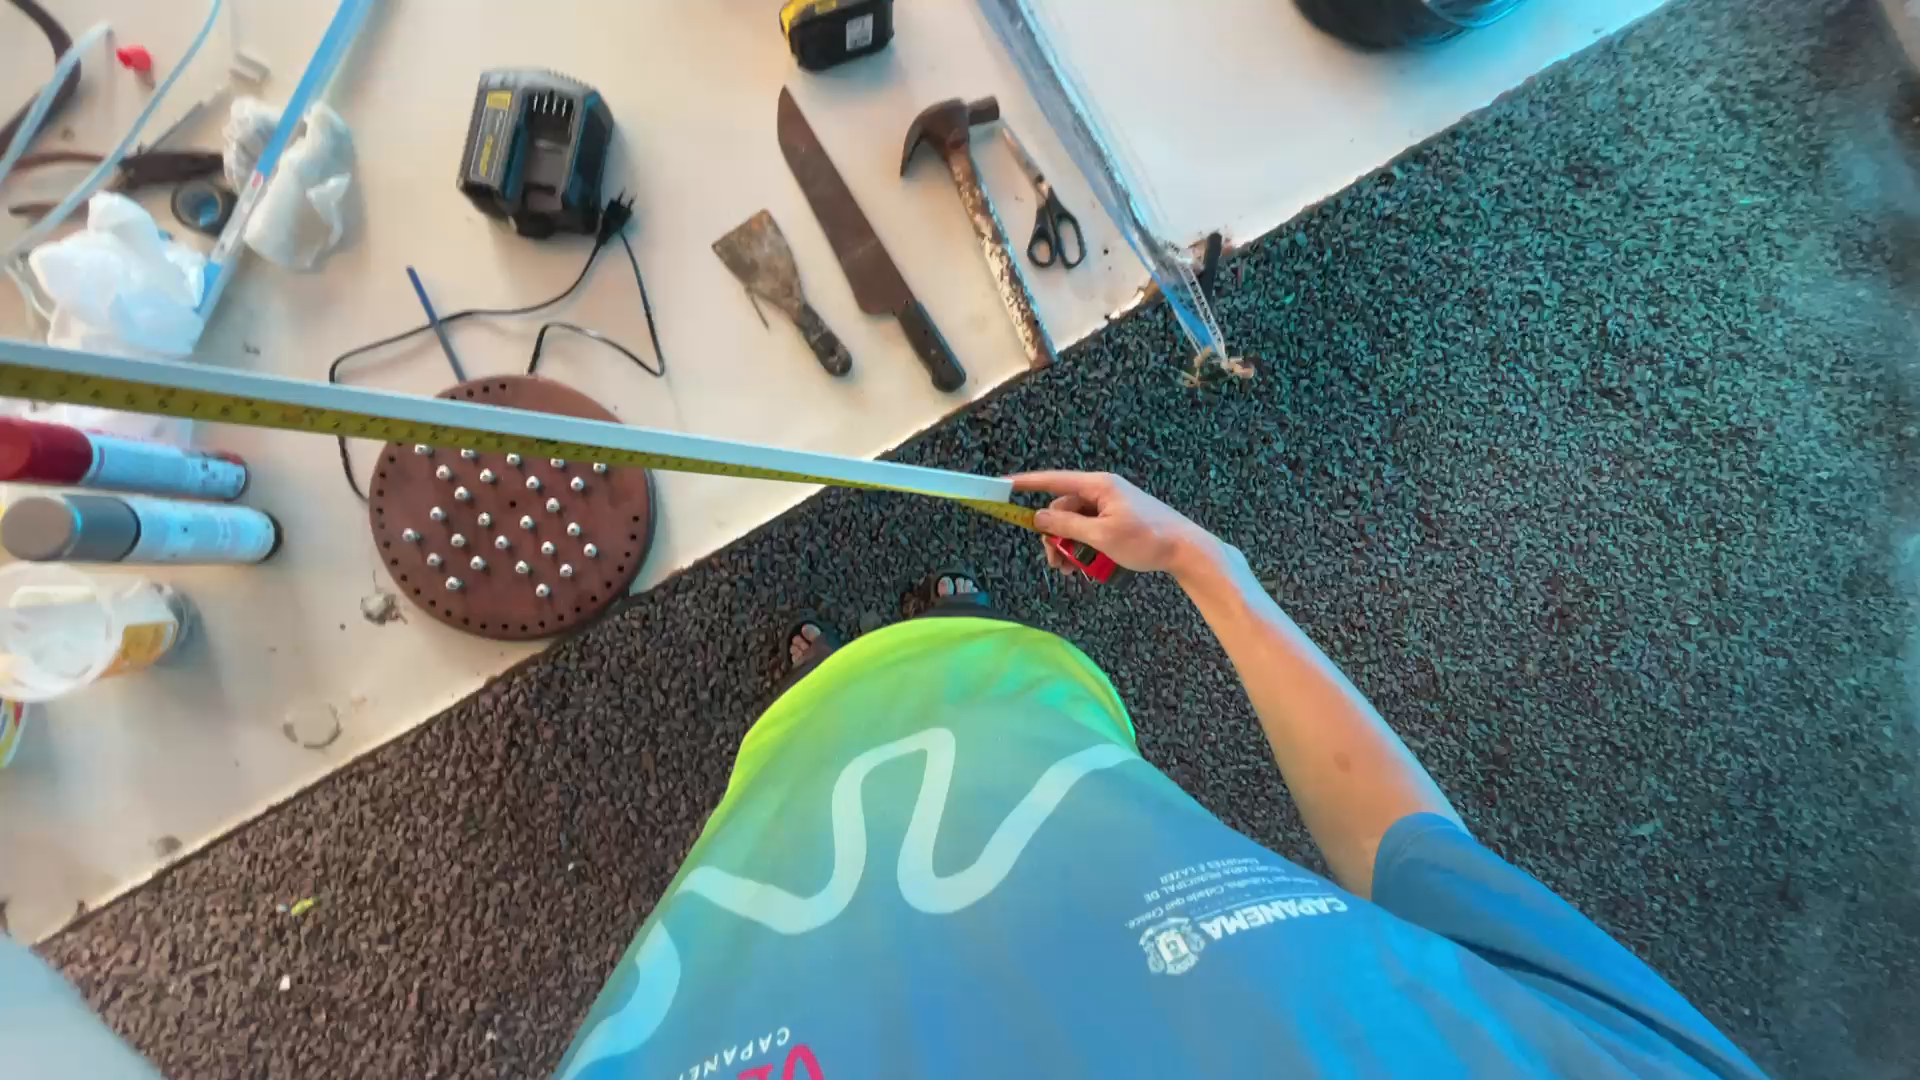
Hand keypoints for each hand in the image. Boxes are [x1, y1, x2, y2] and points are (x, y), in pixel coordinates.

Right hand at [1011, 471, 1222, 577]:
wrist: (1186, 550)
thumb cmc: (1146, 539)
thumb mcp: (1101, 535)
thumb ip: (1067, 525)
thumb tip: (1038, 517)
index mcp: (1098, 486)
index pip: (1053, 480)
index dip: (1025, 483)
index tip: (1002, 484)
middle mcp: (1102, 490)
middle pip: (1062, 508)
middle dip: (1054, 536)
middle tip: (1055, 563)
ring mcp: (1110, 505)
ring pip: (1074, 523)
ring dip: (1068, 546)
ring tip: (1071, 571)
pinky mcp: (1117, 519)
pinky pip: (1089, 530)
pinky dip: (1083, 547)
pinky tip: (1085, 567)